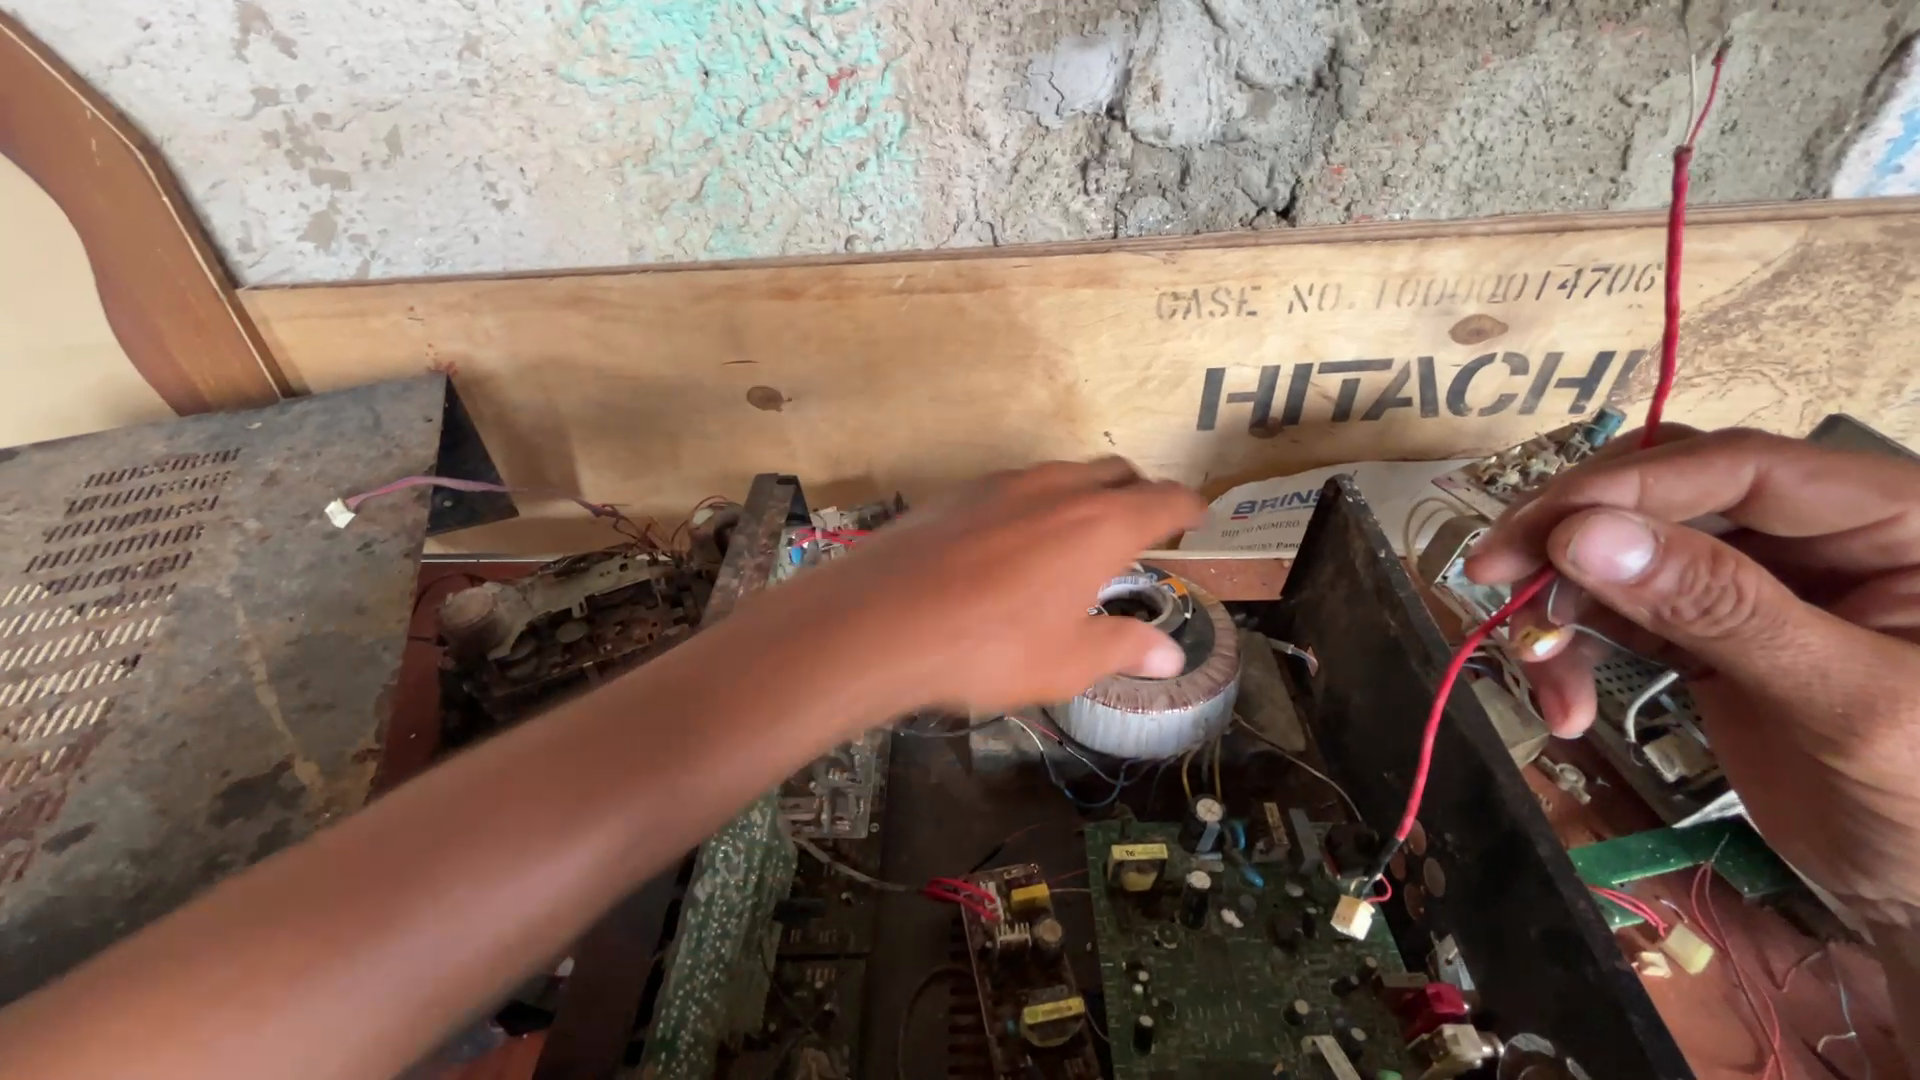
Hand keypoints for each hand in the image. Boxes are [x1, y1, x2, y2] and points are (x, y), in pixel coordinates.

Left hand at [747, 458, 1204, 715]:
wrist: (880, 620)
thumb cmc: (988, 647)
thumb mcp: (1066, 661)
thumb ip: (1123, 648)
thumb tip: (1170, 656)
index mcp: (1100, 524)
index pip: (1164, 499)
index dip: (1187, 507)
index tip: (1196, 517)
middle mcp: (1057, 488)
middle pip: (1117, 472)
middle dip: (1137, 495)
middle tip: (1139, 530)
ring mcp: (1003, 483)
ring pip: (1062, 474)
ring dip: (1082, 496)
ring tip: (1076, 538)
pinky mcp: (957, 492)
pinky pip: (1014, 487)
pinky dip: (1033, 504)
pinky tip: (1011, 545)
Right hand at [1465, 427, 1919, 920]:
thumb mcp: (1842, 703)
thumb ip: (1716, 609)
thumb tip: (1580, 535)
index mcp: (1895, 523)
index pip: (1737, 468)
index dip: (1623, 489)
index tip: (1526, 535)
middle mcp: (1817, 536)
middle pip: (1660, 494)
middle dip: (1569, 538)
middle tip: (1491, 574)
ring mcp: (1753, 584)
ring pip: (1618, 555)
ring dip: (1561, 611)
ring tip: (1542, 677)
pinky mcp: (1703, 630)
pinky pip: (1612, 615)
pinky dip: (1574, 655)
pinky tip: (1566, 707)